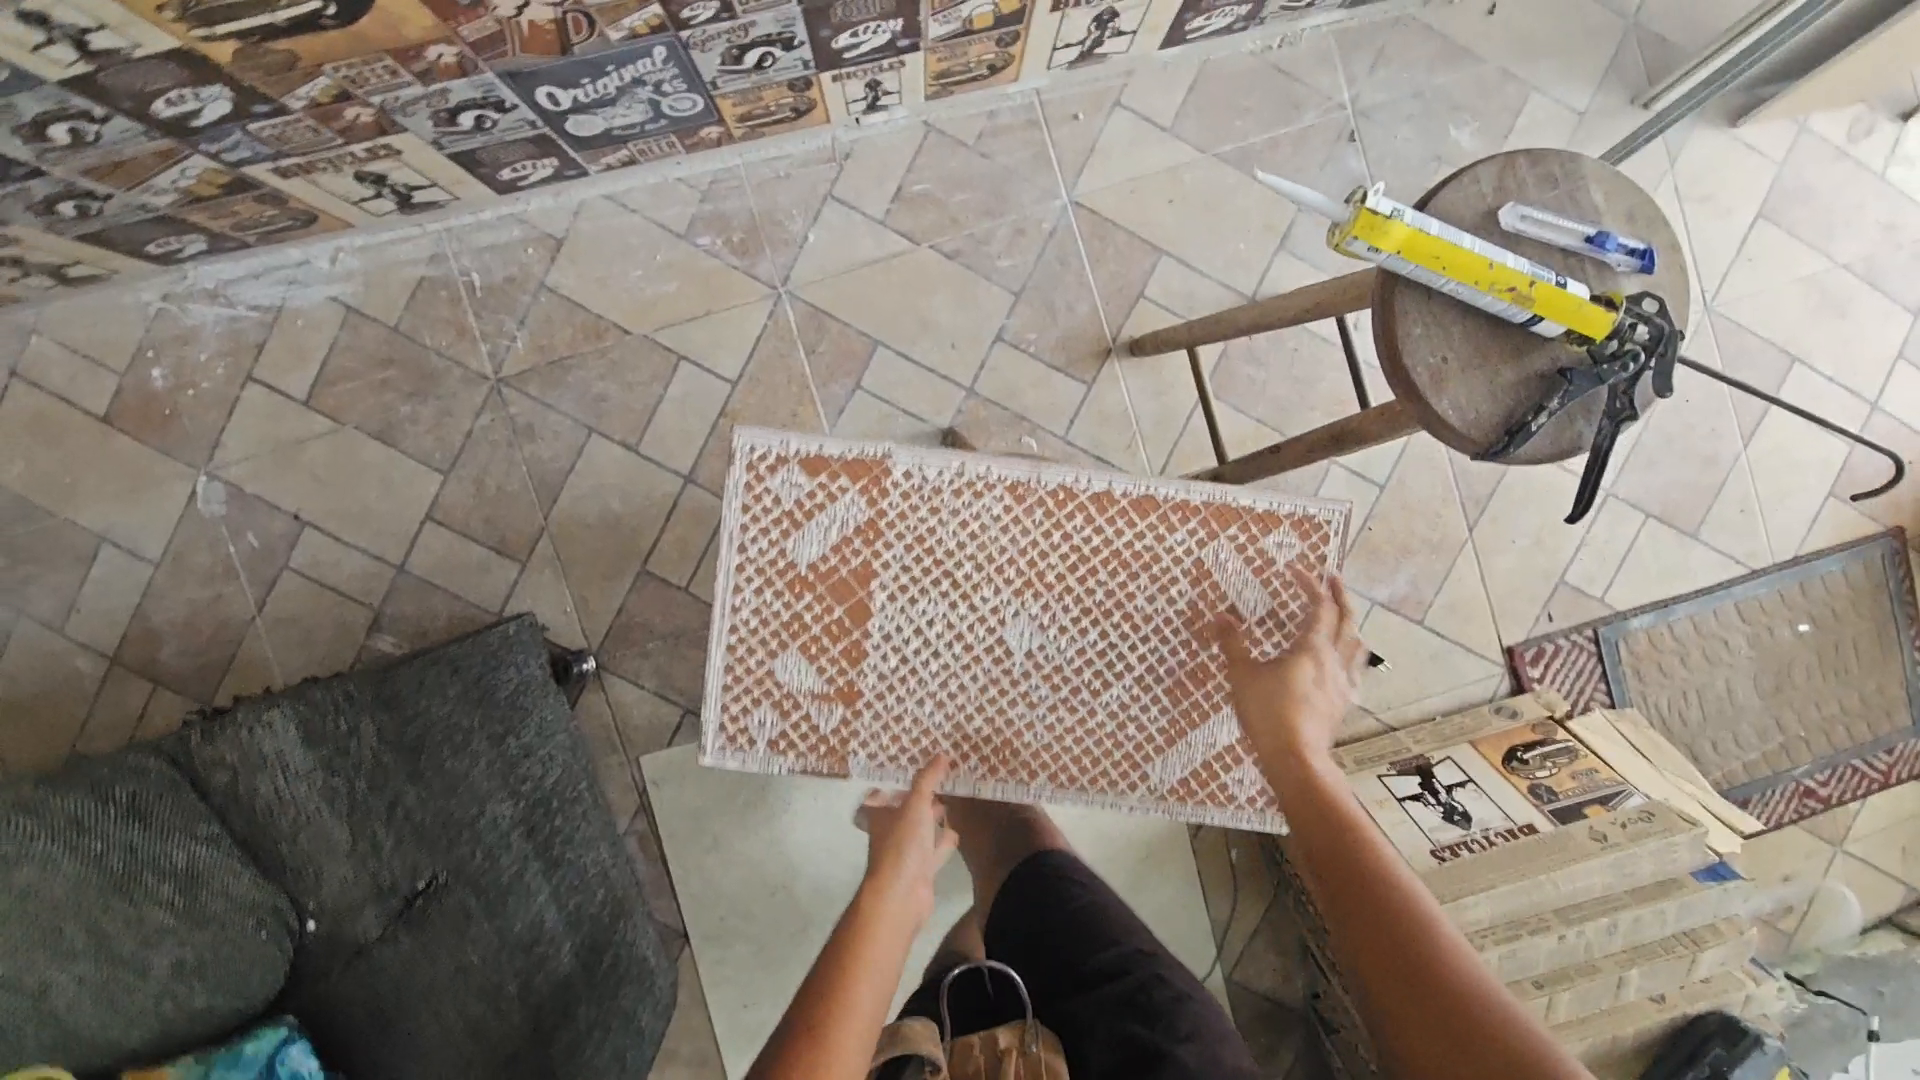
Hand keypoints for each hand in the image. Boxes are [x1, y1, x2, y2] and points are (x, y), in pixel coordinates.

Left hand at [855, 755, 959, 928]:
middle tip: (941, 784)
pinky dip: (944, 841)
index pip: (883, 796)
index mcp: (881, 816)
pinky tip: (957, 832)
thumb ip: (928, 780)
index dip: (896, 785)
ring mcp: (906, 854)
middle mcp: (891, 833)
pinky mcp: (922, 871)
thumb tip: (942, 754)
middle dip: (921, 800)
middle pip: (906, 812)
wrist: (902, 896)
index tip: (916, 772)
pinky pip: (935, 850)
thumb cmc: (902, 845)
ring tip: (952, 804)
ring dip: (934, 820)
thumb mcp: (916, 804)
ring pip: (922, 831)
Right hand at [1209, 567, 1363, 776]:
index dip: (1310, 585)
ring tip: (1344, 617)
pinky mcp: (1343, 702)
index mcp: (1311, 647)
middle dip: (1340, 595)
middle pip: (1347, 619)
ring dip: (1351, 623)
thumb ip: (1232, 643)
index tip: (1295, 571)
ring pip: (1357, 644)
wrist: (1295, 756)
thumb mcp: (1242, 674)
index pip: (1319, 606)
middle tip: (1333, 578)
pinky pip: (1355, 671)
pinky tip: (1345, 663)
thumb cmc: (1267, 712)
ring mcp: (1342, 682)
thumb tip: (1219, 616)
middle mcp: (1333, 659)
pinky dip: (1351, 656)